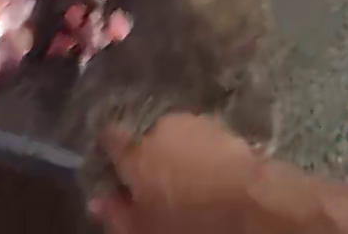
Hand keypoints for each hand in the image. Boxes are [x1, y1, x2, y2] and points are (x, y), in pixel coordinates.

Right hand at [90, 114, 269, 233]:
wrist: (252, 205)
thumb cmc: (192, 225)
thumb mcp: (147, 232)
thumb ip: (119, 216)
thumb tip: (96, 201)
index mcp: (137, 156)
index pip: (111, 138)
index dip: (110, 147)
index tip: (112, 160)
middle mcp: (158, 130)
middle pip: (146, 141)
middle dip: (151, 159)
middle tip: (162, 188)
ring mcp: (190, 123)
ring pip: (175, 138)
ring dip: (178, 155)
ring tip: (192, 185)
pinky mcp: (218, 125)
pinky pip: (200, 139)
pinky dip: (202, 153)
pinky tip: (213, 176)